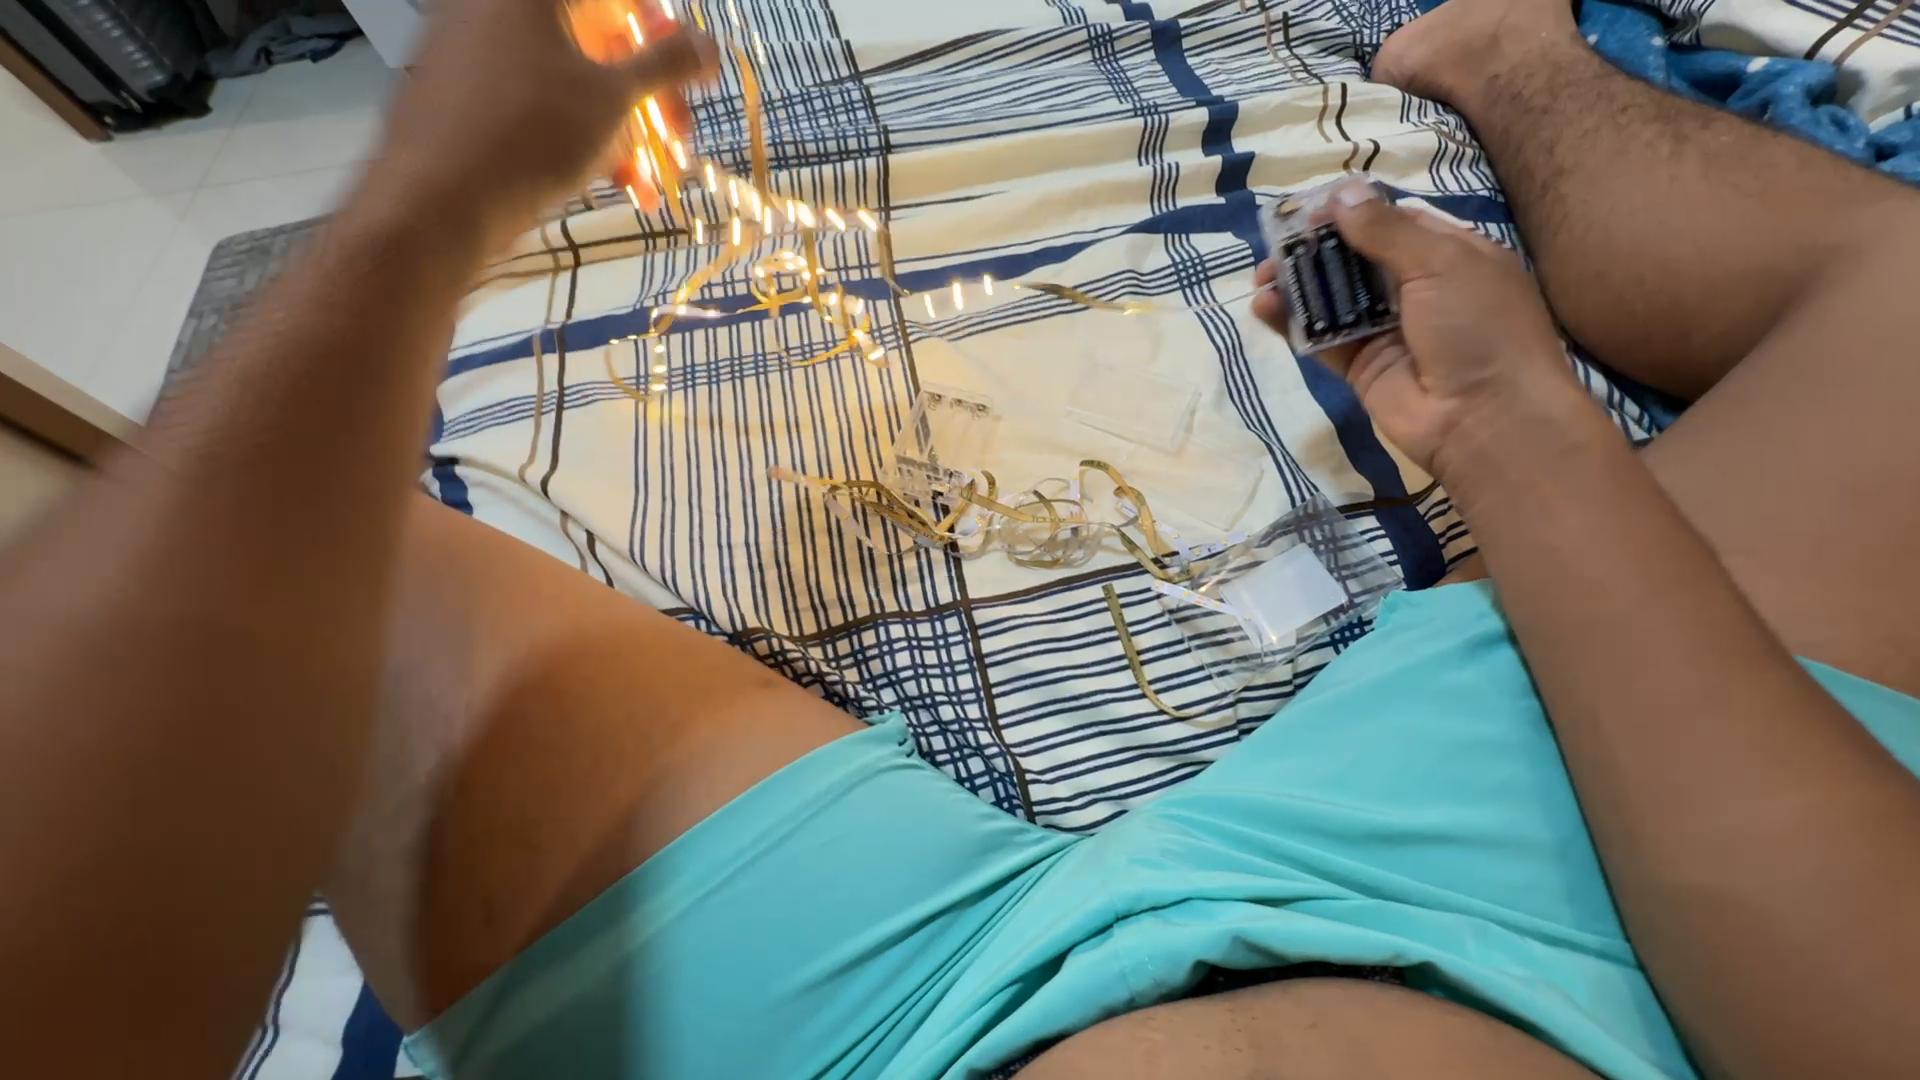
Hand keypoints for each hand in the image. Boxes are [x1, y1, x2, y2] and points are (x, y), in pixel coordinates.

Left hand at [366, 0, 717, 246]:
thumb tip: (711, 44)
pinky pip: (542, 106)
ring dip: (626, 131)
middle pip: (597, 40)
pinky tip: (617, 186)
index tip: (695, 76)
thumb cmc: (534, 133)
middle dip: (650, 96)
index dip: (662, 32)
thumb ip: (665, 63)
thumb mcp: (613, 97)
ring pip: (573, 83)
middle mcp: (499, 6)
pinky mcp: (470, 97)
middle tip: (682, 139)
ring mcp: (478, 51)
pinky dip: (585, 140)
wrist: (439, 199)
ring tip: (654, 183)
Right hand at [1252, 180, 1577, 477]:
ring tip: (1261, 278)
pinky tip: (1265, 308)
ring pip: (1332, 299)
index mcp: (1450, 255)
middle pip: (1355, 260)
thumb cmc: (1479, 328)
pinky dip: (1291, 323)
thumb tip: (1341, 195)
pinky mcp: (1358, 366)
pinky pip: (1319, 339)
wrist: (1485, 417)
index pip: (1394, 223)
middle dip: (1315, 250)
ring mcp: (1385, 330)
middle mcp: (1416, 290)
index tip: (1309, 209)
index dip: (1352, 213)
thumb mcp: (1441, 264)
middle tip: (1275, 245)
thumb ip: (1385, 231)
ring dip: (1297, 285)